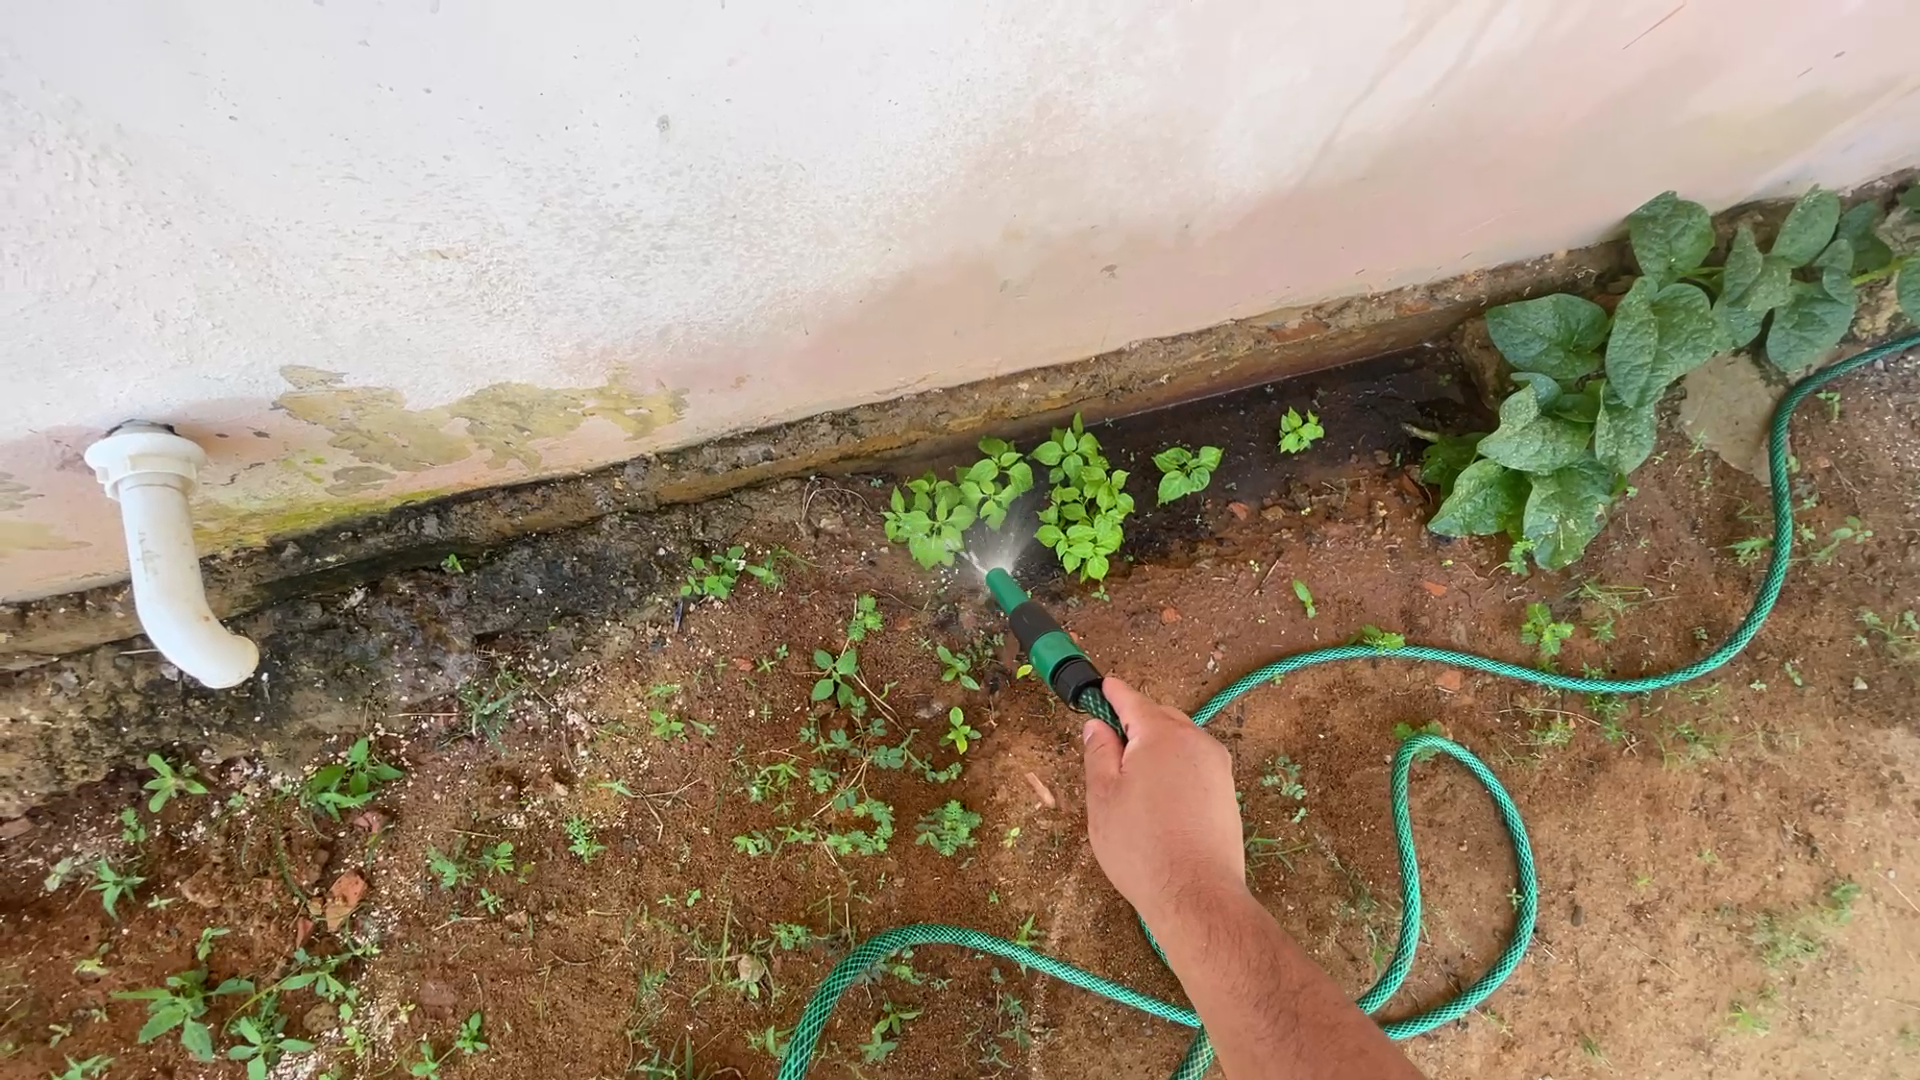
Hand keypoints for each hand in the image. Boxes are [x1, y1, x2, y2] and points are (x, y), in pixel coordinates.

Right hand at [1081, 677, 1247, 924]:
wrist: (1197, 896)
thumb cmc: (1140, 845)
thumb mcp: (1103, 795)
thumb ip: (1099, 752)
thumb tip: (1098, 725)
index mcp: (1161, 734)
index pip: (1131, 700)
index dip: (1112, 693)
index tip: (1101, 687)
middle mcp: (1195, 740)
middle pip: (1158, 717)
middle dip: (1134, 722)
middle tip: (1108, 747)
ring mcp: (1216, 766)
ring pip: (1179, 739)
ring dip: (1155, 745)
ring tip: (1133, 778)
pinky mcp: (1227, 791)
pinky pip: (1194, 762)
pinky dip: (1174, 765)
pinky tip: (1159, 796)